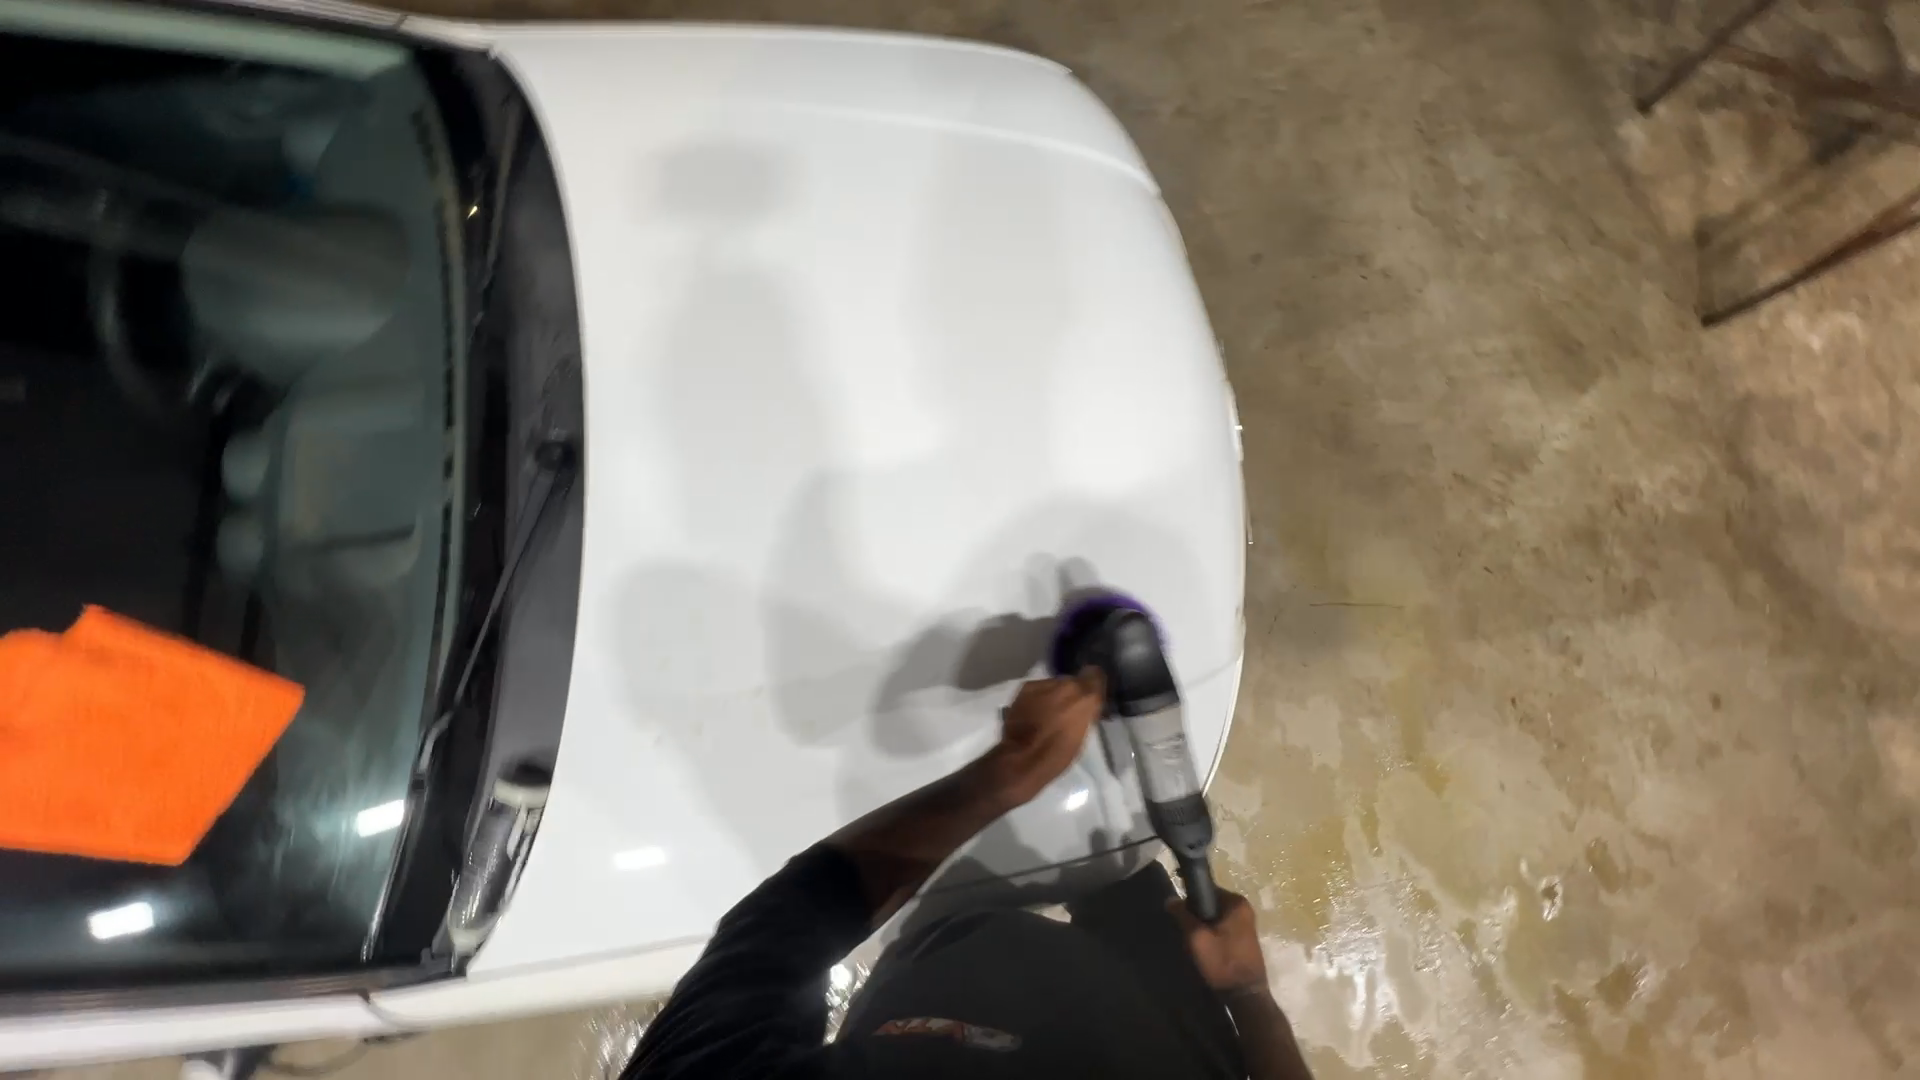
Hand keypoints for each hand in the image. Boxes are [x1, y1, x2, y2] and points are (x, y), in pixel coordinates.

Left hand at [989, 671, 1104, 802]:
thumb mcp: (1082, 735)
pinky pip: (1038, 688)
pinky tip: (1033, 711)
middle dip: (1072, 693)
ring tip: (1048, 712)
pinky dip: (1039, 697)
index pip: (1096, 675)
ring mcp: (1045, 683)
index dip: (1092, 685)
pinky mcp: (1026, 687)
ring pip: (1055, 684)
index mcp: (1087, 698)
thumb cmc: (1058, 754)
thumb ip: (1086, 713)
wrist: (1023, 757)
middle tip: (1067, 710)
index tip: (1090, 697)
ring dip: (1054, 695)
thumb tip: (1085, 707)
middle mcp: (1068, 684)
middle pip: (1074, 681)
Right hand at [1167, 887, 1267, 996]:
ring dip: (1204, 926)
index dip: (1190, 898)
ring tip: (1194, 941)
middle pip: (1211, 903)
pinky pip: (1223, 928)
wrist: (1246, 997)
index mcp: (1237, 902)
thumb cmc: (1222, 962)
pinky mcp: (1246, 940)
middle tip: (1186, 929)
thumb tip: (1171, 899)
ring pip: (1216, 917)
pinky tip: (1206, 948)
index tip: (1179, 911)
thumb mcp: (1196, 937)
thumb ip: (1182, 914)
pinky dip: (1213, 934)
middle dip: (1197, 914)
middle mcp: (1245, 909)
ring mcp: (1247, 925)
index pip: (1206, 889)